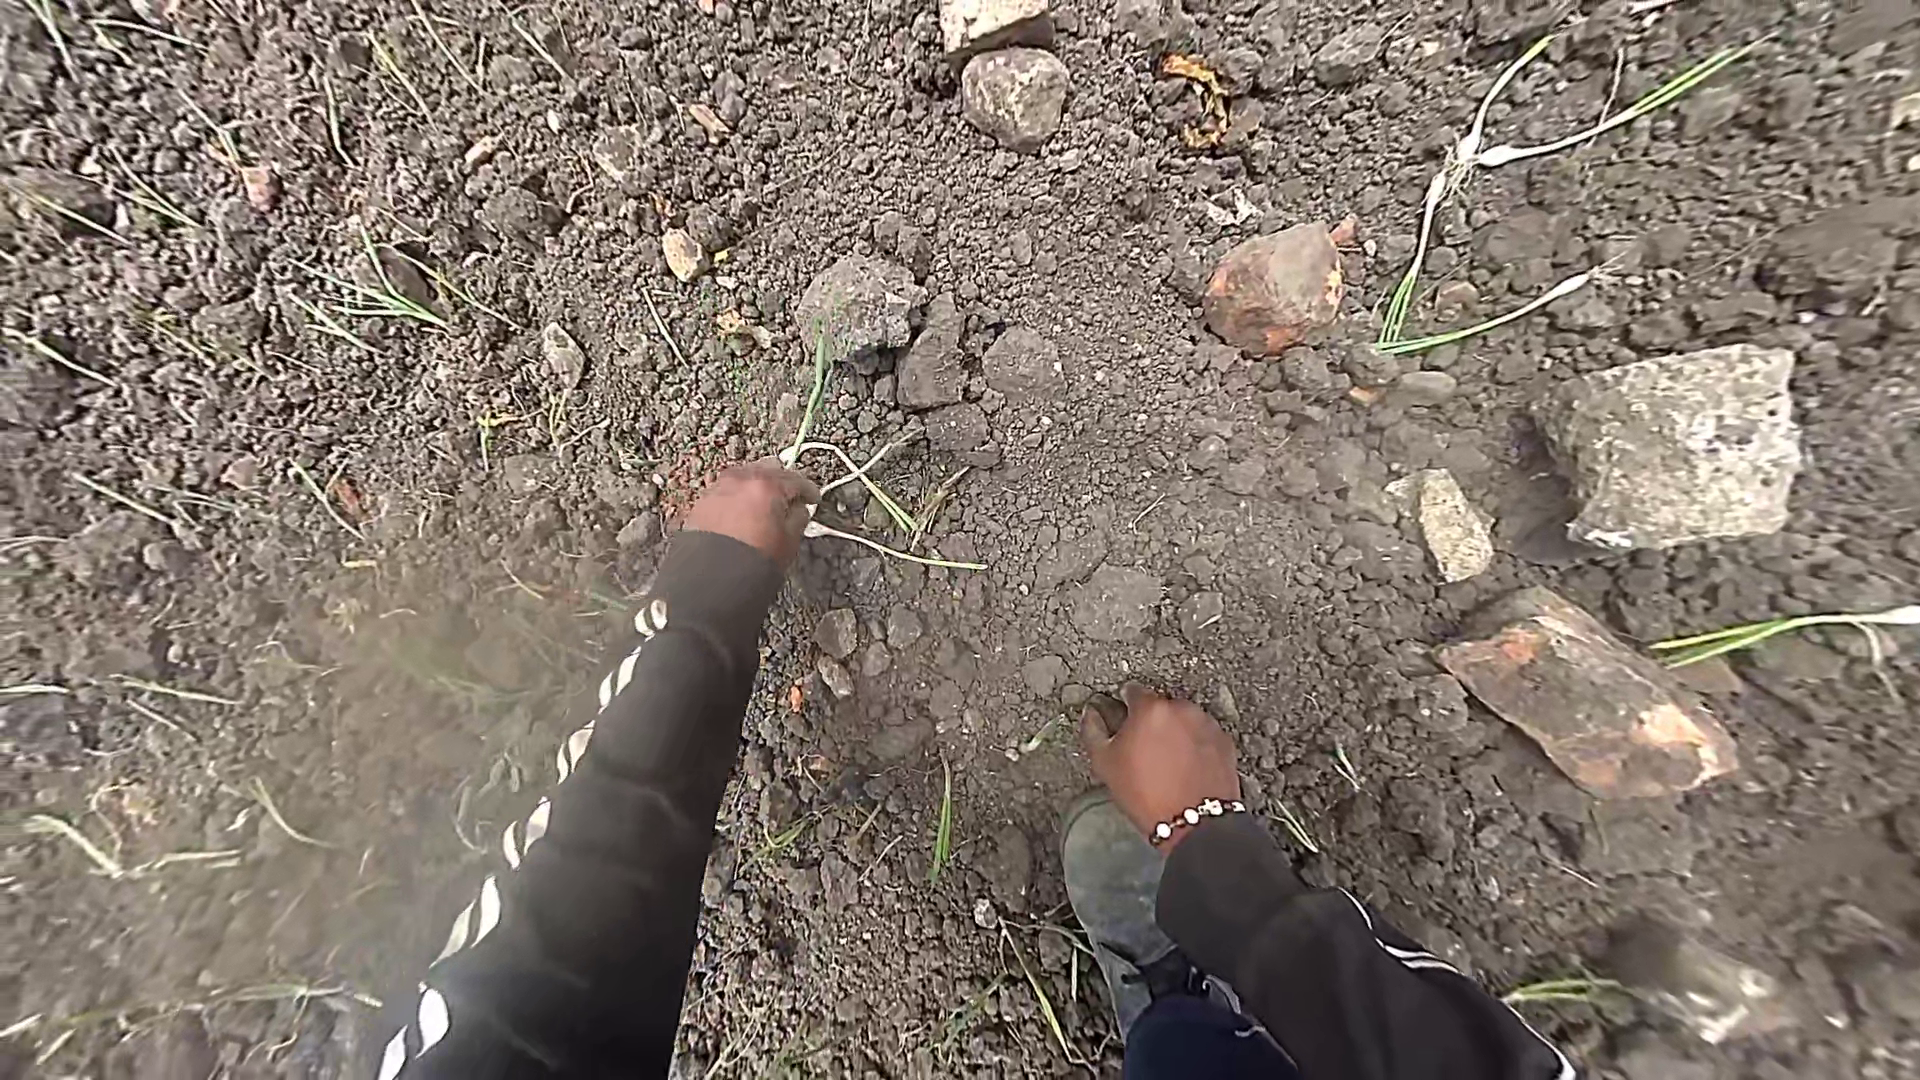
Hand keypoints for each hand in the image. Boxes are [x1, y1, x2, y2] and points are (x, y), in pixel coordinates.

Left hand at [681, 458, 820, 568]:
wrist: (712, 581)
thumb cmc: (751, 562)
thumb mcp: (790, 541)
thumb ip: (799, 517)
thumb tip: (799, 509)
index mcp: (767, 485)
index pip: (796, 480)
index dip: (809, 490)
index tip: (813, 499)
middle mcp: (740, 480)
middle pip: (768, 468)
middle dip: (781, 480)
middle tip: (790, 497)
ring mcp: (718, 489)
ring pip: (744, 477)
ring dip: (757, 486)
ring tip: (765, 506)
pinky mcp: (702, 503)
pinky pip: (726, 491)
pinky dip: (738, 497)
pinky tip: (743, 513)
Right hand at [1079, 683, 1240, 850]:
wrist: (1196, 825)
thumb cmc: (1146, 793)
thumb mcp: (1104, 763)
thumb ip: (1093, 729)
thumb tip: (1092, 712)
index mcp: (1151, 708)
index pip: (1133, 691)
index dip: (1125, 708)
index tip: (1124, 725)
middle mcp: (1181, 708)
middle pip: (1160, 705)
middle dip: (1151, 721)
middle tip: (1145, 750)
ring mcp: (1206, 724)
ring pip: (1182, 718)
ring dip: (1174, 730)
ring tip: (1168, 761)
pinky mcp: (1224, 741)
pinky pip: (1202, 733)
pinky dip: (1195, 743)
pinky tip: (1186, 767)